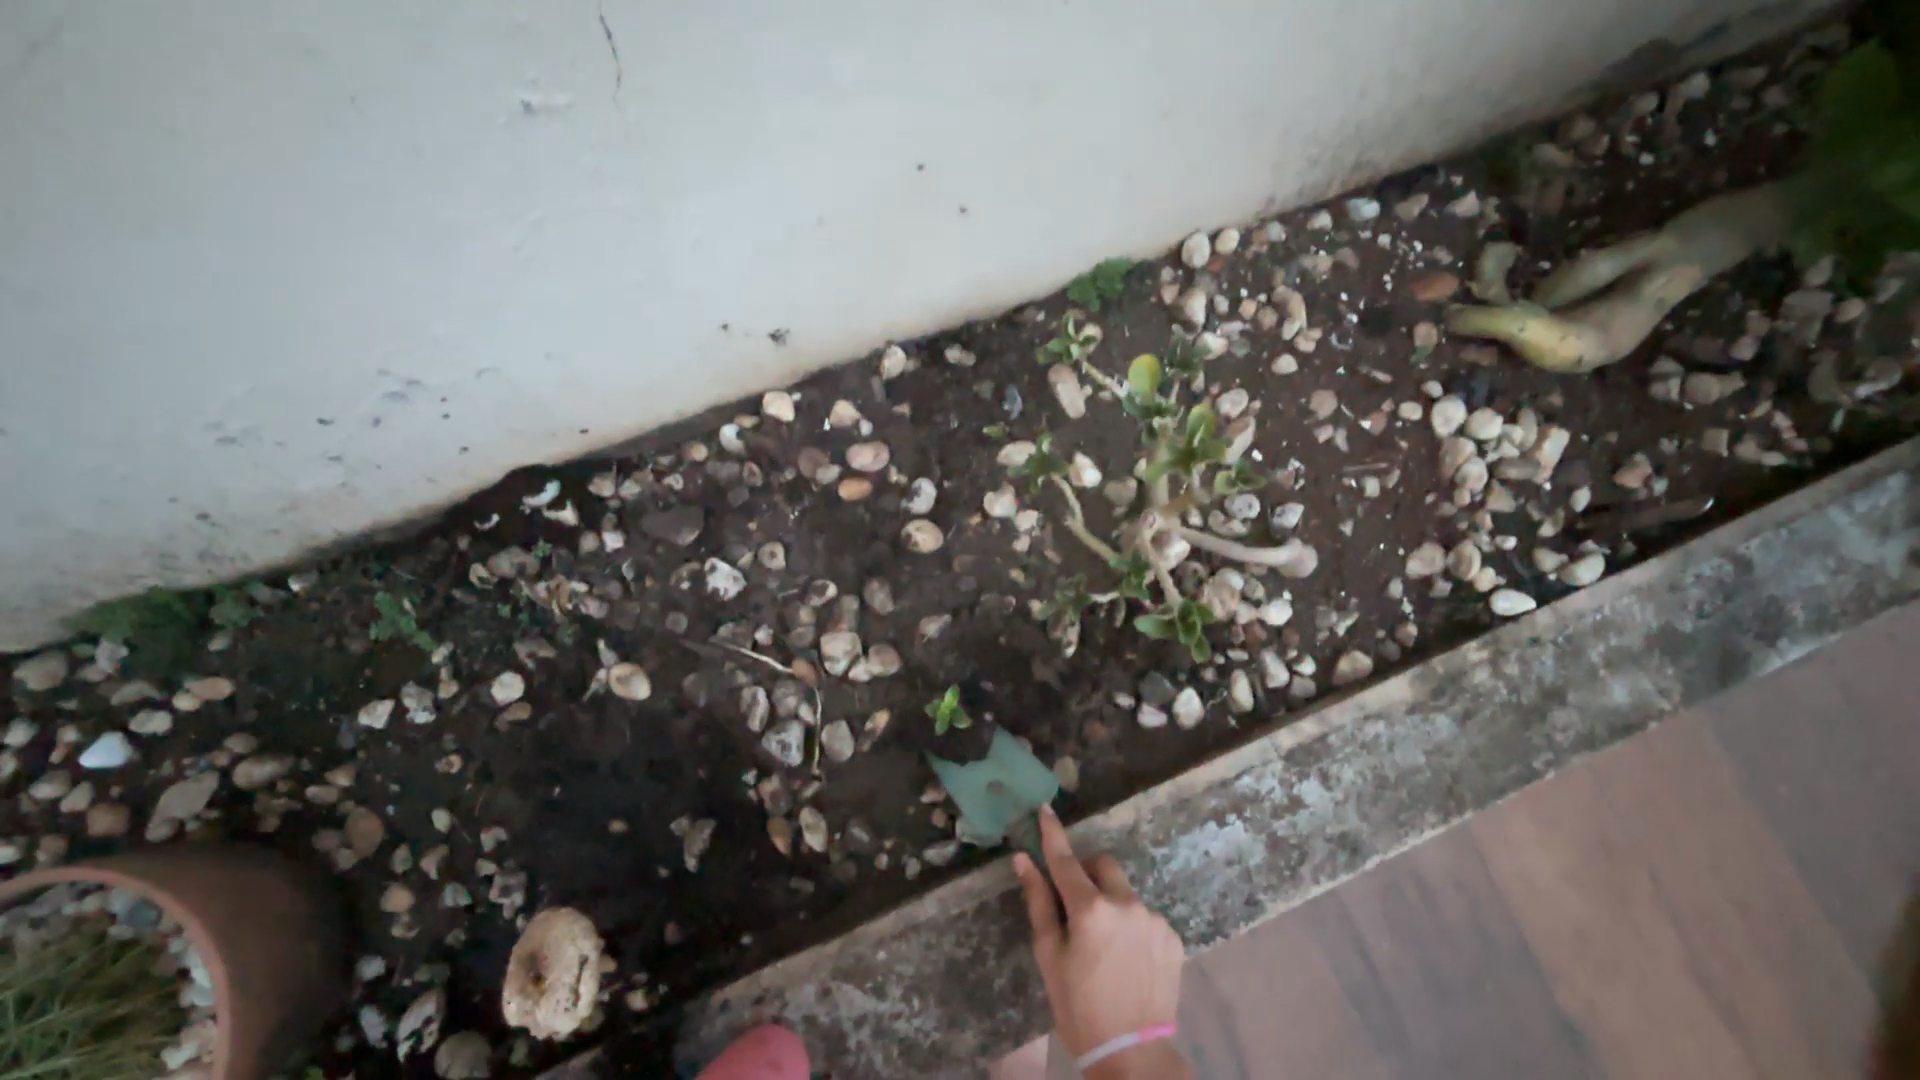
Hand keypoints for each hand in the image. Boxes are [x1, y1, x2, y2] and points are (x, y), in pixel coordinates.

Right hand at [1013, 806, 1188, 1078]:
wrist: (1131, 1053)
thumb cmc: (1077, 1006)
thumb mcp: (1049, 956)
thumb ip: (1039, 902)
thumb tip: (1023, 860)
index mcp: (1090, 909)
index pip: (1065, 859)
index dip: (1053, 833)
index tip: (1045, 809)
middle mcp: (1126, 904)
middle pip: (1102, 866)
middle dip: (1087, 874)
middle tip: (1075, 905)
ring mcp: (1153, 919)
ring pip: (1125, 892)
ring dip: (1110, 903)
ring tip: (1104, 946)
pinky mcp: (1172, 937)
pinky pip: (1145, 916)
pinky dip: (1131, 925)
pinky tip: (1126, 958)